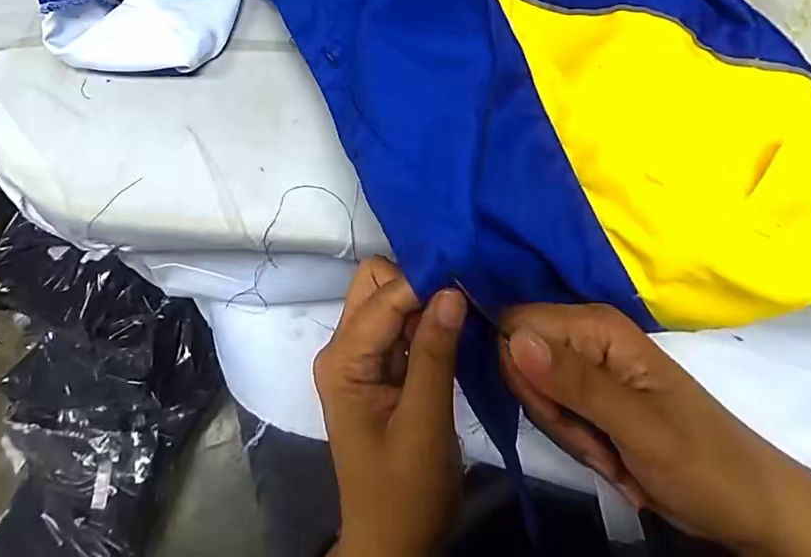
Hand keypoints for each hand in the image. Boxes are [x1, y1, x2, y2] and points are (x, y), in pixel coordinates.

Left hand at [313, 257, 465, 556]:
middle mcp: (344, 348)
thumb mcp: (425, 426)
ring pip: (389, 302)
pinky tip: (456, 330)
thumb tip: (452, 291)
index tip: (467, 280)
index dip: (422, 284)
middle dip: (417, 285)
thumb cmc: (405, 494)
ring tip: (467, 311)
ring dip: (425, 302)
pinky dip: (427, 323)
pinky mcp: (380, 370)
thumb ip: (436, 355)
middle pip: (375, 286)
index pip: (382, 297)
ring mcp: (361, 358)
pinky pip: (401, 328)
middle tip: (462, 304)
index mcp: (343, 359)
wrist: (393, 545)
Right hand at [498, 304, 810, 556]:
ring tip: (611, 455)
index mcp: (596, 325)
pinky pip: (551, 408)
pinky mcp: (588, 393)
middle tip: (596, 444)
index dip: (524, 370)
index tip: (560, 413)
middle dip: (549, 410)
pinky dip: (574, 440)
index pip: (516, 324)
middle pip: (521, 358)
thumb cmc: (707, 465)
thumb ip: (577, 383)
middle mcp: (585, 334)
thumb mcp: (642, 429)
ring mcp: (587, 364)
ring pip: (533, 388)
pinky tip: (611, 458)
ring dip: (565, 431)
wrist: (754, 509)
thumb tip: (513, 339)